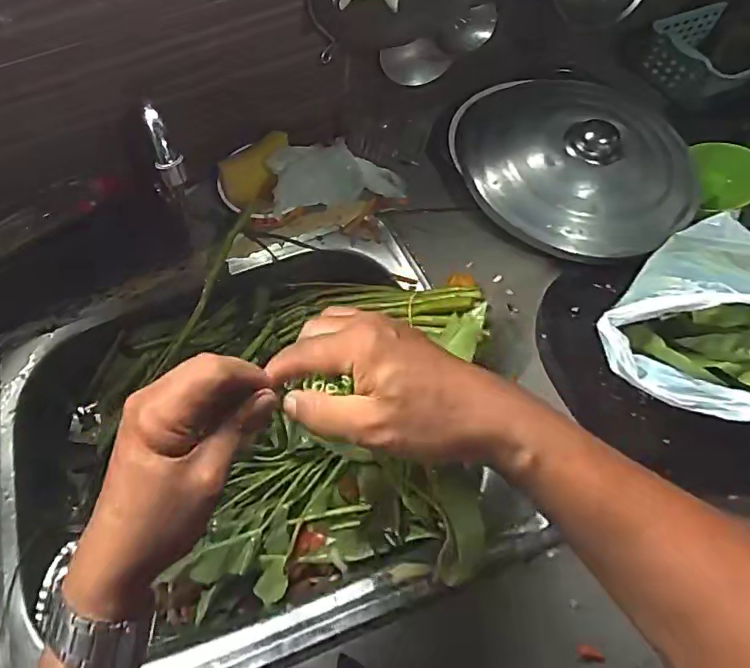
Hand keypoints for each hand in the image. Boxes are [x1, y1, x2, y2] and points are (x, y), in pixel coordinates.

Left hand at [64, 353, 277, 620]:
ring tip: (257, 413)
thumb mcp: (206, 478)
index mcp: (157, 408)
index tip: (278, 390)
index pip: (211, 369)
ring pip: (197, 378)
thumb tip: (268, 396)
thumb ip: (236, 430)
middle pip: (203, 367)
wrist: (115, 559)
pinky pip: (187, 395)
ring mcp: (145, 404)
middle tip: (270, 404)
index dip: (247, 373)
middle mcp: (148, 395)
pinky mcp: (148, 417)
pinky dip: (212, 402)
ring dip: (227, 390)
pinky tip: (232, 420)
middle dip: (239, 380)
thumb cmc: (161, 525)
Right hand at [265, 308, 547, 469]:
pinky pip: (352, 324)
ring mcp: (384, 322)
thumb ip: (323, 414)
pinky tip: (344, 368)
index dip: (276, 371)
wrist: (488, 413)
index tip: (261, 391)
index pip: (300, 352)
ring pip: (332, 322)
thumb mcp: (372, 429)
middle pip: (312, 329)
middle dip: (296, 356)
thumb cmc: (430, 424)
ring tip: (314, 378)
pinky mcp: (398, 330)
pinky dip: (336, 341)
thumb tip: (288, 402)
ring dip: (316, 345)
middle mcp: (365, 322)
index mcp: (355, 342)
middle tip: (291, 389)